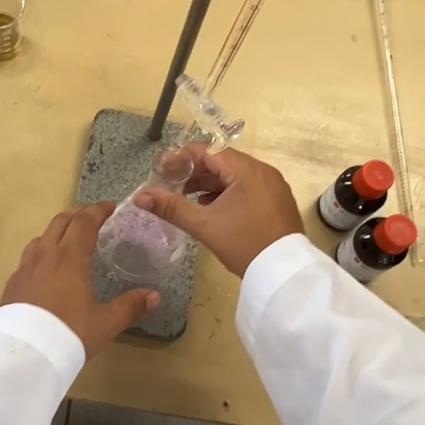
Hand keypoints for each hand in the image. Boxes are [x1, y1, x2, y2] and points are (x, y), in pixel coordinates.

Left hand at [1, 201, 158, 355]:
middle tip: (91, 218)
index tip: (110, 206)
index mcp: (70, 257)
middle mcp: (45, 255)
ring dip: (57, 232)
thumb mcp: (106, 322)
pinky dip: (42, 253)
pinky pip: (28, 258)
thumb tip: (154, 296)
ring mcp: (25, 268)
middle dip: (77, 215)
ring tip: (68, 241)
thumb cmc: (69, 332)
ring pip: (41, 238)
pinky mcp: (12, 284)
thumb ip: (131, 306)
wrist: (24, 354)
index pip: (84, 221)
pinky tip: (46, 270)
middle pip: (60, 222)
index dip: (98, 210)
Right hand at [133, 144, 302, 276]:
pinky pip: (246, 188)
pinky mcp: (276, 202)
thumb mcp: (204, 225)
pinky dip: (226, 193)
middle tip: (169, 184)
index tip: (161, 169)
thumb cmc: (244, 243)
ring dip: (209, 184)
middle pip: (222, 162)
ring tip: (185, 198)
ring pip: (234, 176)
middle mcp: (263, 172)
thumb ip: (171, 207)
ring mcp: (273, 187)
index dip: (182, 157)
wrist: (284, 274)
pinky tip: (210, 208)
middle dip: (194, 172)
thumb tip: (140, 196)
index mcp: (247, 170)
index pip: (209, 150)